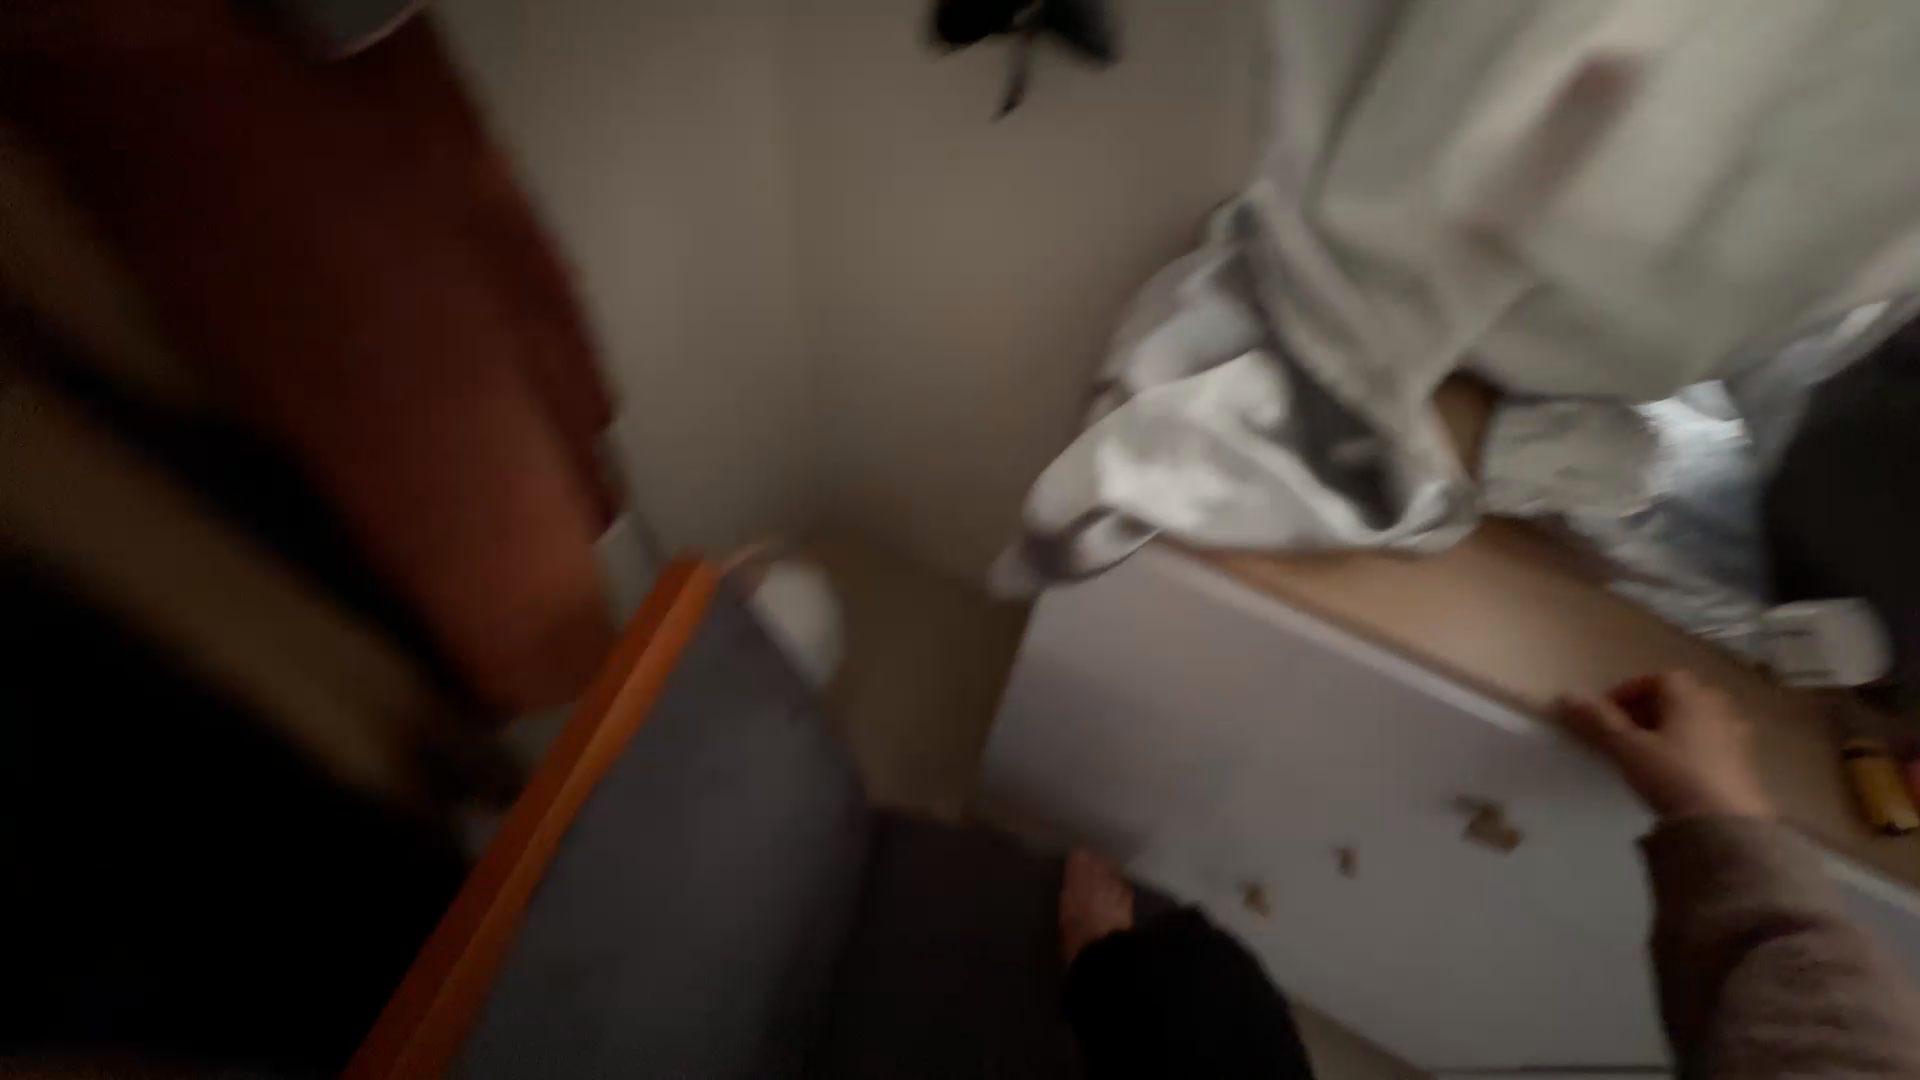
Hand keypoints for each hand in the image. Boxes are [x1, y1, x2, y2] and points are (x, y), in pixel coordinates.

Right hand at [1559, 671, 1775, 821]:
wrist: (1725, 826)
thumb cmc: (1671, 775)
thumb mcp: (1624, 746)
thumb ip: (1595, 719)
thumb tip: (1565, 695)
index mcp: (1691, 700)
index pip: (1659, 678)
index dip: (1629, 690)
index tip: (1606, 712)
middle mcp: (1718, 712)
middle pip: (1683, 695)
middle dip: (1651, 706)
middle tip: (1627, 727)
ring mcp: (1736, 738)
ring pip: (1698, 718)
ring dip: (1671, 725)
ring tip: (1648, 748)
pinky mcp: (1744, 765)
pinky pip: (1712, 740)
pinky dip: (1689, 744)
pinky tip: (1673, 767)